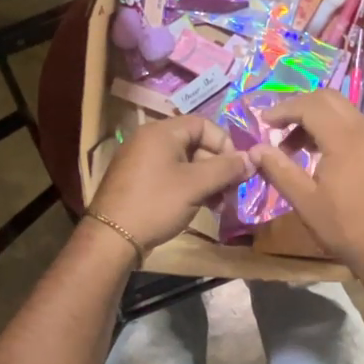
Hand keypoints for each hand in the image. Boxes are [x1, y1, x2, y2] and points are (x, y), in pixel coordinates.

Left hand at [90, 116, 254, 252]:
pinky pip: (171, 175)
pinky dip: (189, 187)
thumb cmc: (156, 203)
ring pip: (185, 162)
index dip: (225, 143)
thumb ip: (226, 169)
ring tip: (218, 204)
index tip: (236, 169)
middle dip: (217, 166)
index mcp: (161, 132)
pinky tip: (200, 206)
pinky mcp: (138, 181)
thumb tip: (252, 159)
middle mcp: (149, 140)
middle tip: (230, 191)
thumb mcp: (196, 185)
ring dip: (206, 180)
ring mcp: (141, 161)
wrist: (111, 238)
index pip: (203, 124)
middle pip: (195, 143)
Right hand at [246, 90, 363, 275]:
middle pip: (329, 99)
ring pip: (344, 113)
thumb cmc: (345, 227)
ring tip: (296, 148)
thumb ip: (279, 170)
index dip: (283, 109)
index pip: (310, 106)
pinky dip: (335, 131)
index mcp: (344, 139)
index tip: (264, 123)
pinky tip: (323, 158)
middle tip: (278, 129)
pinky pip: (356, 128)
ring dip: (318, 120)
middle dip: (300, 108)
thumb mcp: (305, 201)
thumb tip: (255, 149)